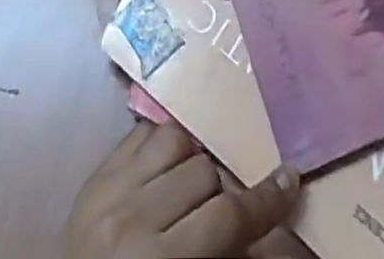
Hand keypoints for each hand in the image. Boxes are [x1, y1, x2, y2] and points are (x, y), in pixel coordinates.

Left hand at [66, 122, 298, 258]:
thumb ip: (230, 253)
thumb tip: (270, 225)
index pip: (228, 216)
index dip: (266, 199)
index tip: (290, 180)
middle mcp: (133, 216)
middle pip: (203, 172)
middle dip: (221, 186)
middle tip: (225, 203)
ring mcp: (108, 189)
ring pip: (172, 140)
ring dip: (191, 157)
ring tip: (193, 182)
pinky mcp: (94, 175)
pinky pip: (139, 136)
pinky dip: (161, 144)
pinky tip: (168, 164)